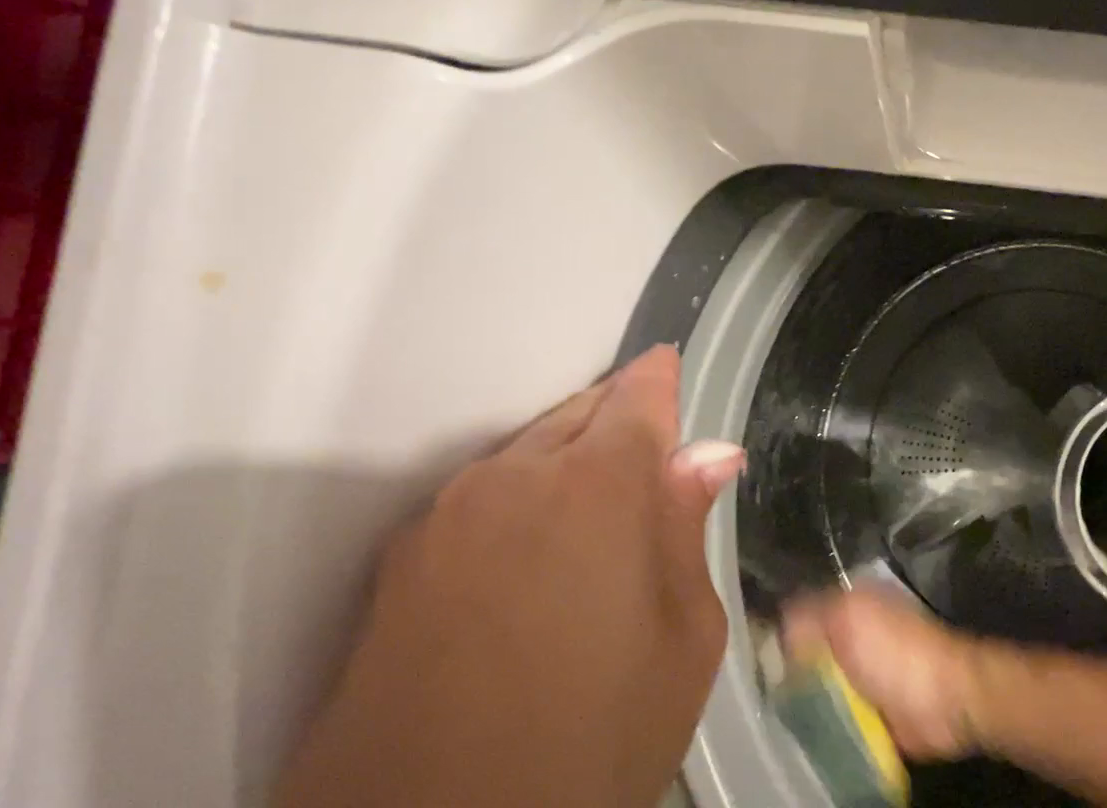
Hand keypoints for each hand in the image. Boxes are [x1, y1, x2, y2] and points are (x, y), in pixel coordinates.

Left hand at [274, 345, 743, 807]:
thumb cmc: (593, 739)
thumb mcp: (682, 640)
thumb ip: (687, 529)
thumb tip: (708, 454)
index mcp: (597, 485)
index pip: (638, 397)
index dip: (661, 379)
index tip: (673, 366)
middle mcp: (513, 478)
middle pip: (578, 414)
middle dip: (617, 420)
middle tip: (651, 455)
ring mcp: (445, 517)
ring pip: (523, 455)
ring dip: (564, 462)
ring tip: (595, 513)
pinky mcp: (398, 564)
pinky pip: (478, 501)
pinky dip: (516, 502)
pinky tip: (532, 556)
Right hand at [781, 587, 980, 760]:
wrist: (946, 699)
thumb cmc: (896, 651)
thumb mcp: (848, 617)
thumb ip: (811, 614)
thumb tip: (778, 621)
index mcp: (854, 602)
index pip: (805, 606)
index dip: (780, 625)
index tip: (756, 646)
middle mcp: (857, 633)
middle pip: (808, 648)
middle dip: (788, 665)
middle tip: (763, 683)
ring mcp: (864, 672)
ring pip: (818, 682)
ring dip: (802, 696)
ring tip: (775, 707)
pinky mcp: (870, 708)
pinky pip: (833, 713)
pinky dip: (821, 720)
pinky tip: (800, 727)